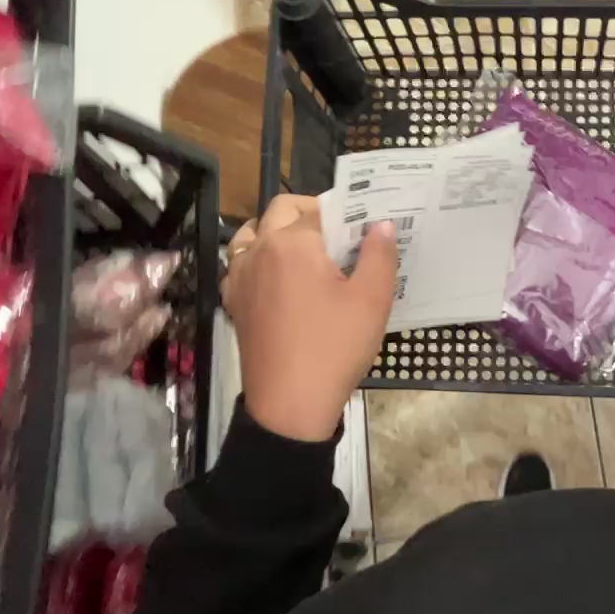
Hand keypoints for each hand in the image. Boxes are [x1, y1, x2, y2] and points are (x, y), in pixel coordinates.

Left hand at [222, 194, 397, 441]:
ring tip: (308, 253)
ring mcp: (240, 276)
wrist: (290, 404)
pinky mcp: (234, 302)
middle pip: (281, 211)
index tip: (365, 228)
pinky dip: (258, 259)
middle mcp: (259, 250)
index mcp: (292, 242)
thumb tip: (380, 224)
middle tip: (341, 236)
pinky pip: (241, 264)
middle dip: (310, 213)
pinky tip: (282, 280)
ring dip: (278, 232)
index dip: (346, 214)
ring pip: (253, 234)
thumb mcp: (372, 299)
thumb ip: (379, 255)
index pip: (320, 209)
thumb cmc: (335, 346)